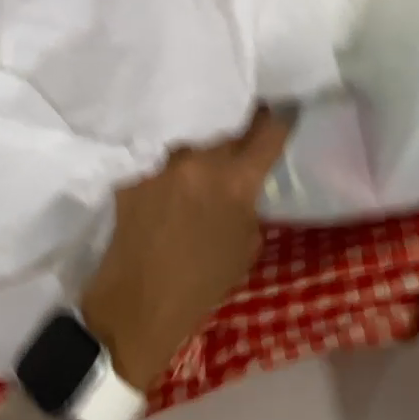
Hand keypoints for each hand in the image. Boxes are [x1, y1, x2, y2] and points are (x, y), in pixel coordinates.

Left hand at [80, 107, 290, 391]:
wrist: (137, 305)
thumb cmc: (201, 284)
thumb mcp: (246, 244)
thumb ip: (250, 202)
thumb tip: (248, 181)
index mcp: (237, 181)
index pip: (269, 132)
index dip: (281, 120)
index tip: (284, 113)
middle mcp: (200, 160)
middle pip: (229, 127)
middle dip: (240, 129)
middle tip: (245, 135)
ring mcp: (163, 161)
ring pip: (194, 137)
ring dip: (203, 144)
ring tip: (206, 153)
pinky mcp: (134, 169)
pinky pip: (162, 153)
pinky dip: (171, 161)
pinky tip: (172, 171)